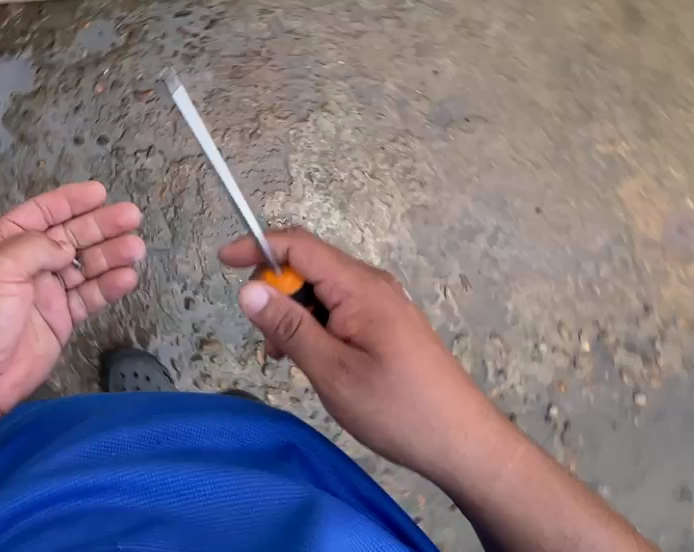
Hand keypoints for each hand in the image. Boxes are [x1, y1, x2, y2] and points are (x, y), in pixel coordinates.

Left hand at [0, 182, 144, 418]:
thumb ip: (36, 247)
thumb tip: (66, 247)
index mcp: (4, 242)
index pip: (41, 212)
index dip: (70, 201)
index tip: (100, 193)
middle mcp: (27, 263)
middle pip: (69, 236)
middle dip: (100, 225)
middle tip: (132, 216)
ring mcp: (45, 291)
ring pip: (84, 265)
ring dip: (110, 254)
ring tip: (136, 247)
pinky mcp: (60, 320)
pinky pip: (88, 297)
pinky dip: (108, 287)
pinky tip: (126, 278)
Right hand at [221, 228, 515, 480]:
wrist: (469, 449)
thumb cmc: (399, 409)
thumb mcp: (332, 371)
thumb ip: (287, 326)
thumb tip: (246, 289)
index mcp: (359, 286)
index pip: (298, 244)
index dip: (257, 246)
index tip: (223, 262)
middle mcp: (370, 284)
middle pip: (306, 265)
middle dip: (275, 291)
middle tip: (267, 339)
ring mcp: (380, 302)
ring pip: (319, 288)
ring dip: (293, 312)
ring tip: (290, 357)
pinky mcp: (385, 322)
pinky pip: (336, 306)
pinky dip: (314, 323)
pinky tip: (314, 358)